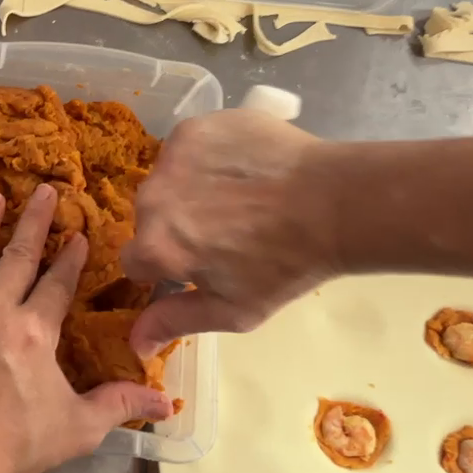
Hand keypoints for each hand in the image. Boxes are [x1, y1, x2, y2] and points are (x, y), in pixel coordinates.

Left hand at [0, 184, 174, 472]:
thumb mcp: (80, 426)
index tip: (79, 234)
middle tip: (42, 190)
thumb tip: (167, 401)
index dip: (71, 257)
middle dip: (34, 221)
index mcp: (34, 331)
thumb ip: (119, 403)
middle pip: (18, 257)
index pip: (57, 283)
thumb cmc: (21, 443)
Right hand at [121, 109, 335, 356]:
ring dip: (186, 190)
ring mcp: (170, 159)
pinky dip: (204, 157)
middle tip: (222, 230)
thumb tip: (134, 344)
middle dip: (174, 226)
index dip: (164, 266)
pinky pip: (184, 148)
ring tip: (235, 195)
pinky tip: (239, 168)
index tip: (196, 263)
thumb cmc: (286, 264)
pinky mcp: (193, 128)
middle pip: (148, 218)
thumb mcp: (233, 309)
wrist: (338, 202)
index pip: (135, 261)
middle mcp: (151, 199)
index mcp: (156, 246)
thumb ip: (176, 322)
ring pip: (165, 181)